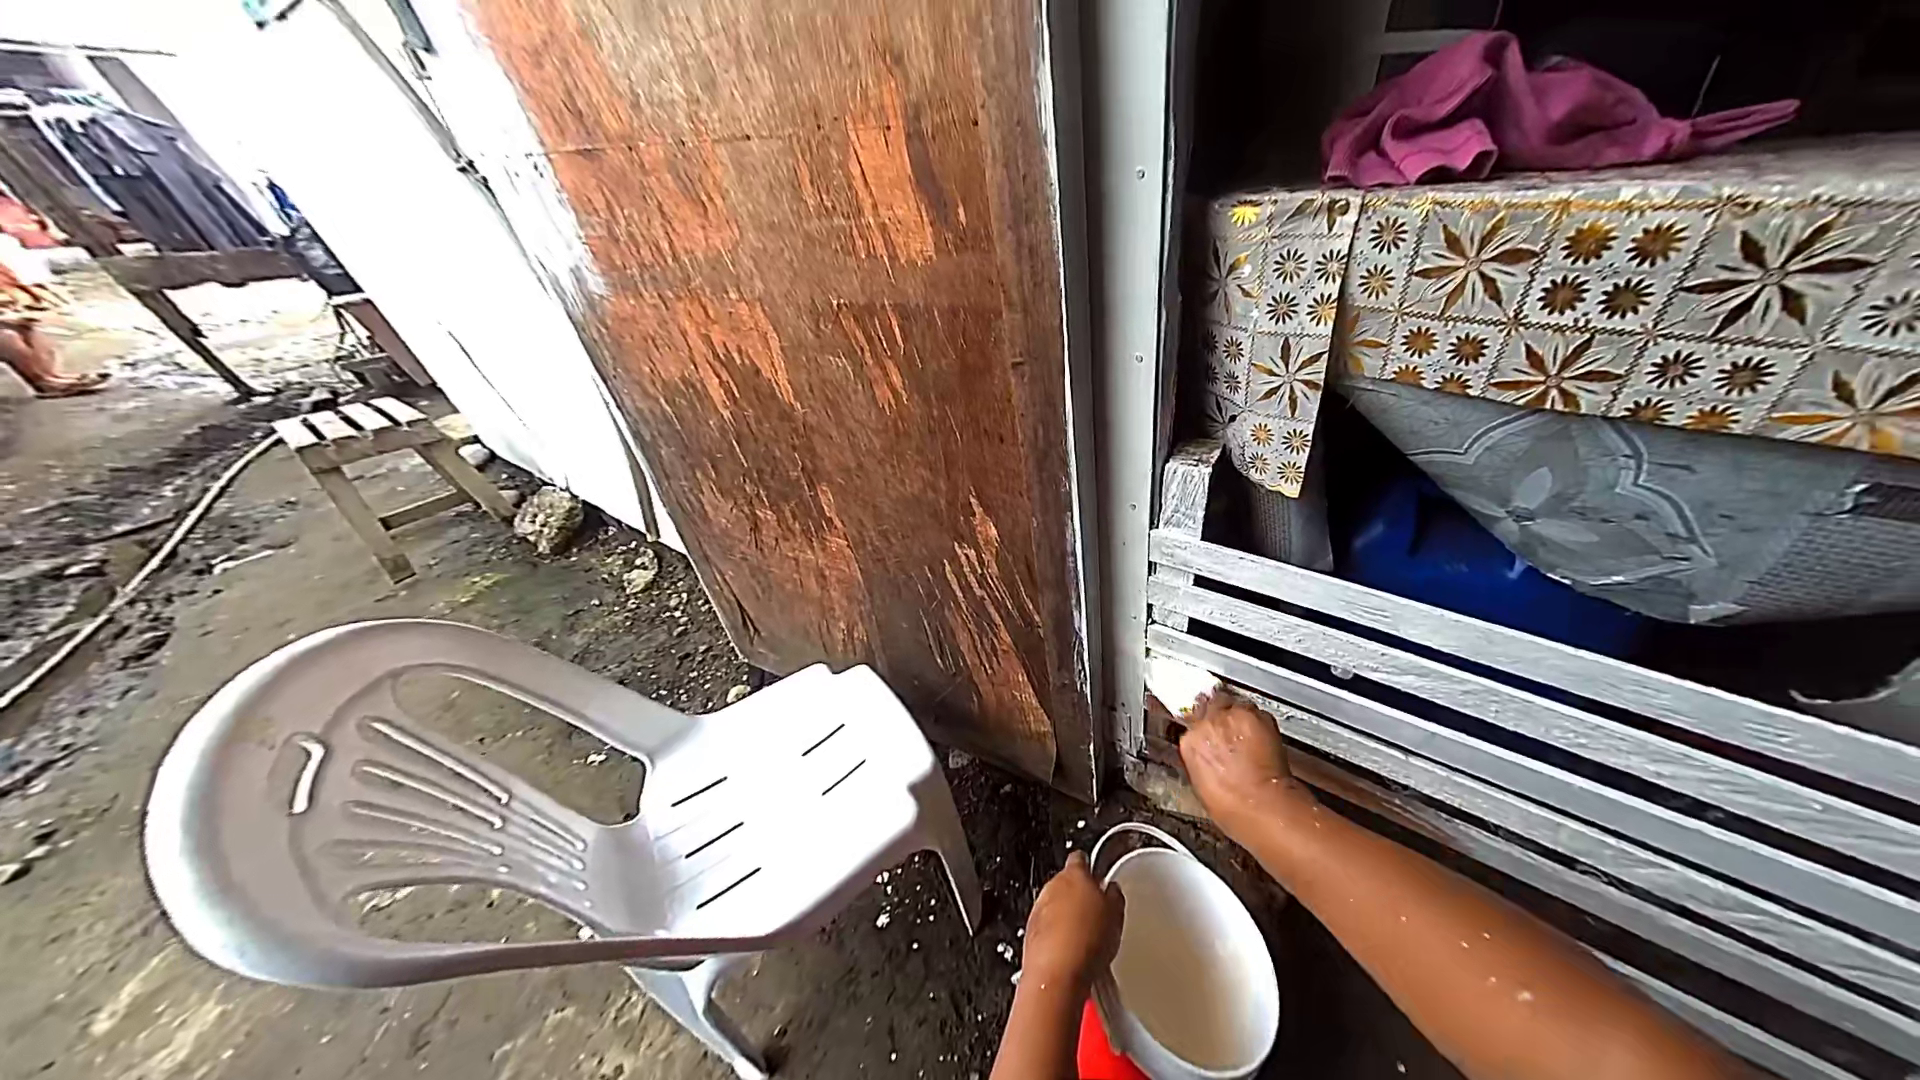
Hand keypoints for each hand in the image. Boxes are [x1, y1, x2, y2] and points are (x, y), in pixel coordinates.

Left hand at [1020, 851, 1124, 990]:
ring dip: (1066, 916)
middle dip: (1078, 895)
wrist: (1057, 973)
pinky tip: (1070, 952)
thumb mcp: (1115, 915)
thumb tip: (1112, 890)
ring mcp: (1039, 908)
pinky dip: (1056, 935)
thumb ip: (1113, 896)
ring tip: (1085, 939)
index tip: (1095, 874)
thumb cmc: (1086, 942)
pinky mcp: (1031, 931)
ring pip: (1055, 904)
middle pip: (1066, 883)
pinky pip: (1046, 926)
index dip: (1089, 866)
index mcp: (1074, 874)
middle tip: (1095, 913)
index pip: (1080, 859)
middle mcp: (1052, 886)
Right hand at [1176, 689, 1312, 839]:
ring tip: (1246, 734)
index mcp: (1189, 742)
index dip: (1204, 729)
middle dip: (1219, 716)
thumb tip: (1207, 753)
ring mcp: (1230, 717)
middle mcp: (1206, 724)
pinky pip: (1254, 710)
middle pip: (1209, 706)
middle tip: (1230, 731)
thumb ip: (1200, 756)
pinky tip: (1262, 737)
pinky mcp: (1255, 716)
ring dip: (1238, 715)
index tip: (1211, 735)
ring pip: (1233, 704)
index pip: (1191, 723)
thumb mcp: (1202, 782)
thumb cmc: (1234, 804)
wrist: (1262, 806)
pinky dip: (1257, 720)